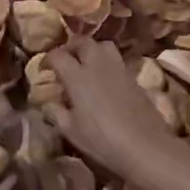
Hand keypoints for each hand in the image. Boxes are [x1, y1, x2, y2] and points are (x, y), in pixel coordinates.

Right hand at [47, 38, 184, 178]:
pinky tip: (105, 81)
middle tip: (65, 60)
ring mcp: (119, 69)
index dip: (47, 59)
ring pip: (103, 46)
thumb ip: (57, 114)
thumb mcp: (71, 132)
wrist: (146, 147)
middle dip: (71, 47)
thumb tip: (49, 104)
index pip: (58, 56)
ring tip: (86, 65)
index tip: (43, 69)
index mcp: (77, 76)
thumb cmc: (102, 141)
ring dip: (92, 50)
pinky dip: (107, 63)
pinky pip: (117, 60)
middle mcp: (98, 65)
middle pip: (83, 42)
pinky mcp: (135, 78)